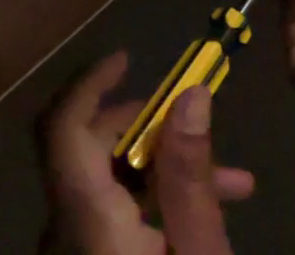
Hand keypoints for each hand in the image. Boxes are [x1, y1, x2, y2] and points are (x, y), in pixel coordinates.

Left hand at [41, 52, 253, 254]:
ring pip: (108, 181)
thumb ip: (189, 175)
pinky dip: (151, 199)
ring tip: (231, 183)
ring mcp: (70, 248)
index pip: (63, 128)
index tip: (126, 59)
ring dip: (163, 168)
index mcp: (84, 218)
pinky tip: (202, 213)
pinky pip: (108, 210)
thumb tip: (191, 94)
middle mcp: (62, 228)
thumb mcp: (198, 250)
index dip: (90, 83)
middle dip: (150, 128)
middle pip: (90, 148)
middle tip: (205, 128)